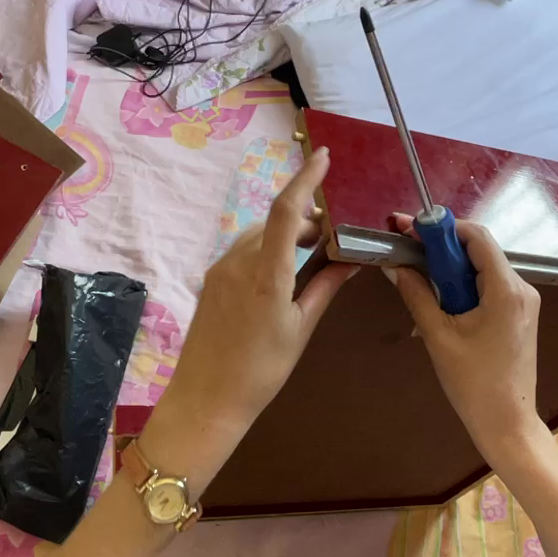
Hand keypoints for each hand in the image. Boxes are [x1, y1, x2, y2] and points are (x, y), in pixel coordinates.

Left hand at [142, 147, 356, 485]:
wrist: (205, 400)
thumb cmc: (260, 372)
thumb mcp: (301, 329)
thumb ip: (326, 287)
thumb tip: (353, 259)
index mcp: (267, 275)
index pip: (288, 211)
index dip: (306, 178)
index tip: (324, 156)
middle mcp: (239, 262)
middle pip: (277, 221)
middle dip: (308, 218)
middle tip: (335, 236)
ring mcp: (220, 268)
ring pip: (260, 233)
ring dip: (288, 233)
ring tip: (313, 253)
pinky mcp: (212, 278)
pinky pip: (245, 248)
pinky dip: (269, 246)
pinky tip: (284, 268)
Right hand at [386, 216, 546, 468]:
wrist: (507, 423)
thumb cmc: (473, 383)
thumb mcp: (438, 336)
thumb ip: (416, 294)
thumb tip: (394, 265)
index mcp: (506, 289)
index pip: (476, 237)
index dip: (442, 227)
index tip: (410, 228)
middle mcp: (521, 288)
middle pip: (479, 249)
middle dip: (441, 246)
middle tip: (405, 245)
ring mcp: (523, 302)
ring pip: (482, 267)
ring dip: (450, 267)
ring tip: (417, 273)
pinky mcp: (519, 315)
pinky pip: (489, 286)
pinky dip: (463, 285)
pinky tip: (440, 298)